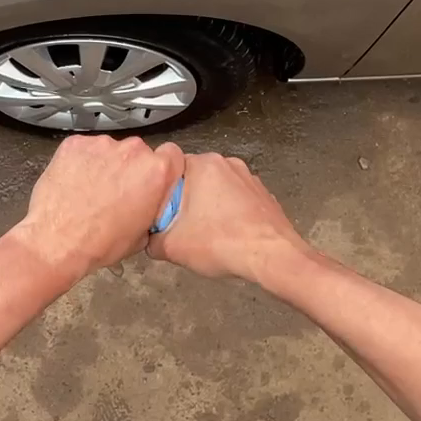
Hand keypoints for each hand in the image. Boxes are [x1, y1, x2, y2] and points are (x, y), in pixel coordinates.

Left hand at [8, 135, 184, 283]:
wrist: (57, 243)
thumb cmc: (99, 244)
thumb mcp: (141, 236)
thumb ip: (151, 210)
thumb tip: (146, 207)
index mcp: (156, 173)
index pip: (171, 155)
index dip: (162, 168)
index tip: (151, 178)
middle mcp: (132, 151)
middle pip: (138, 153)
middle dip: (129, 169)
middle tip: (115, 192)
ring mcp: (102, 145)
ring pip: (109, 150)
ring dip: (104, 165)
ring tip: (89, 192)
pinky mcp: (74, 144)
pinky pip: (83, 150)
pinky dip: (80, 162)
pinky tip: (74, 184)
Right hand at [147, 153, 313, 282]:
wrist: (271, 257)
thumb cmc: (224, 243)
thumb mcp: (170, 247)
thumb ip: (151, 240)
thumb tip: (149, 240)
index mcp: (201, 165)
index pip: (167, 169)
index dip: (159, 194)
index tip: (159, 214)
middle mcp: (226, 163)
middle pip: (191, 179)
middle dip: (183, 202)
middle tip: (178, 228)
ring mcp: (247, 178)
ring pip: (214, 190)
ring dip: (205, 208)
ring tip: (203, 235)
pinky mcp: (261, 194)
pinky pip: (234, 201)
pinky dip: (226, 215)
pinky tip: (224, 236)